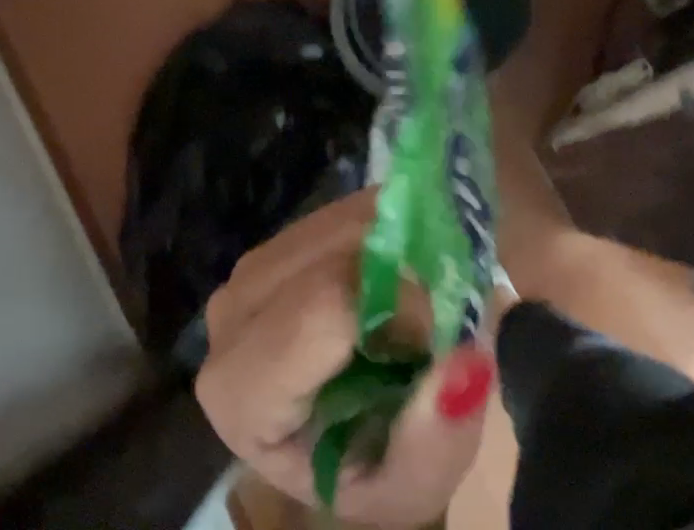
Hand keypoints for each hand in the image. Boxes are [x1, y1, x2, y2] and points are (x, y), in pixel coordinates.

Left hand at [197, 190, 495, 528]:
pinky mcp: (286, 237)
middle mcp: (232, 318)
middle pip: (338, 253)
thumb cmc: (373, 467)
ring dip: (407, 247)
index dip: (401, 307)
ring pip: (348, 220)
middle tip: (443, 312)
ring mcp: (255, 268)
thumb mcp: (413, 486)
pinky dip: (398, 228)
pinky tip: (407, 273)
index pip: (323, 307)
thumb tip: (461, 362)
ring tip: (425, 298)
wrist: (349, 440)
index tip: (441, 336)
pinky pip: (353, 206)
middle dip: (409, 272)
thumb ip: (433, 439)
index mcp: (243, 391)